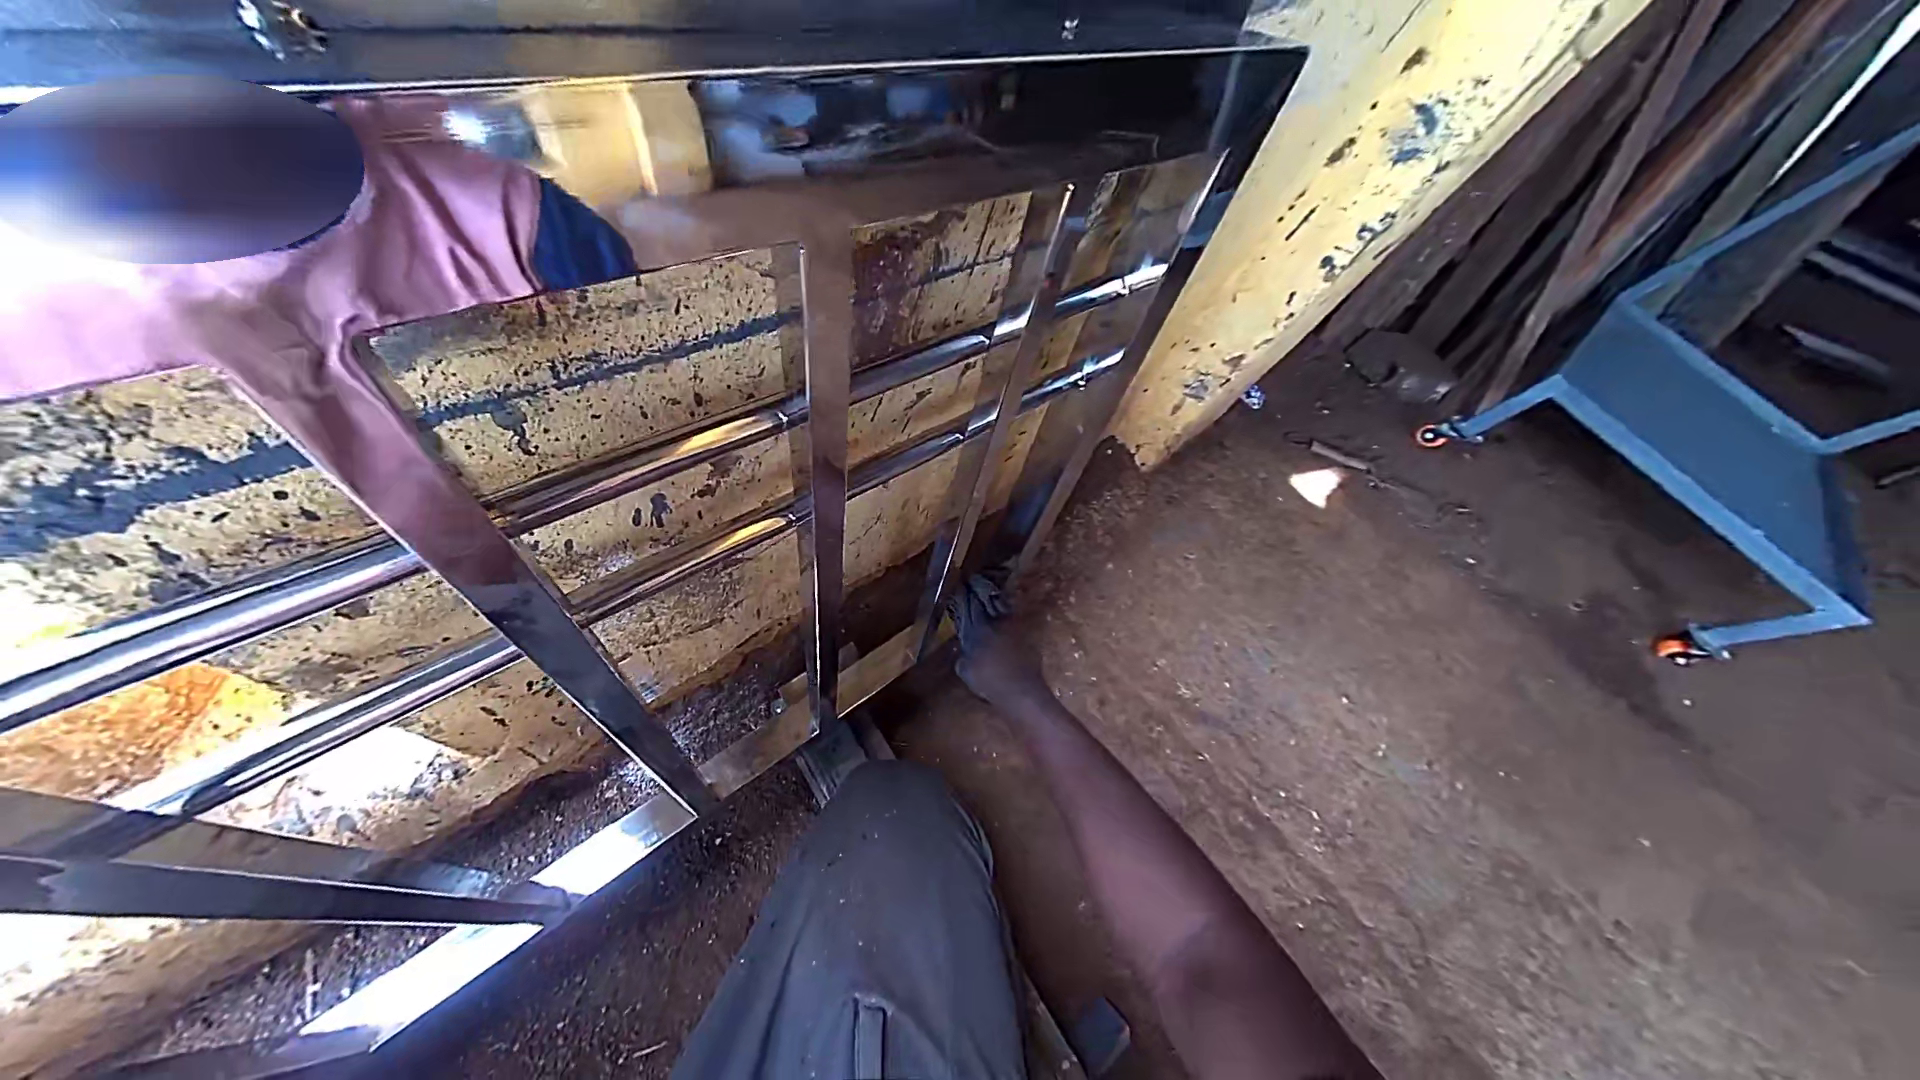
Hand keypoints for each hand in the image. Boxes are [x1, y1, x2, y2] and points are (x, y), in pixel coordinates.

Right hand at [950, 575, 1055, 714]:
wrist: (1021, 691)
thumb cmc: (989, 683)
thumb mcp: (965, 669)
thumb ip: (963, 652)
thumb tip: (964, 645)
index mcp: (977, 628)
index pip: (968, 604)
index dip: (963, 593)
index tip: (960, 585)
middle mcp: (996, 621)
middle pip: (985, 598)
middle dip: (978, 589)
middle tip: (972, 581)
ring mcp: (1014, 625)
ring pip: (1002, 604)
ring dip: (994, 598)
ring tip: (987, 592)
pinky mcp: (1027, 633)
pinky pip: (1013, 616)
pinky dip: (1007, 613)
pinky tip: (1003, 614)